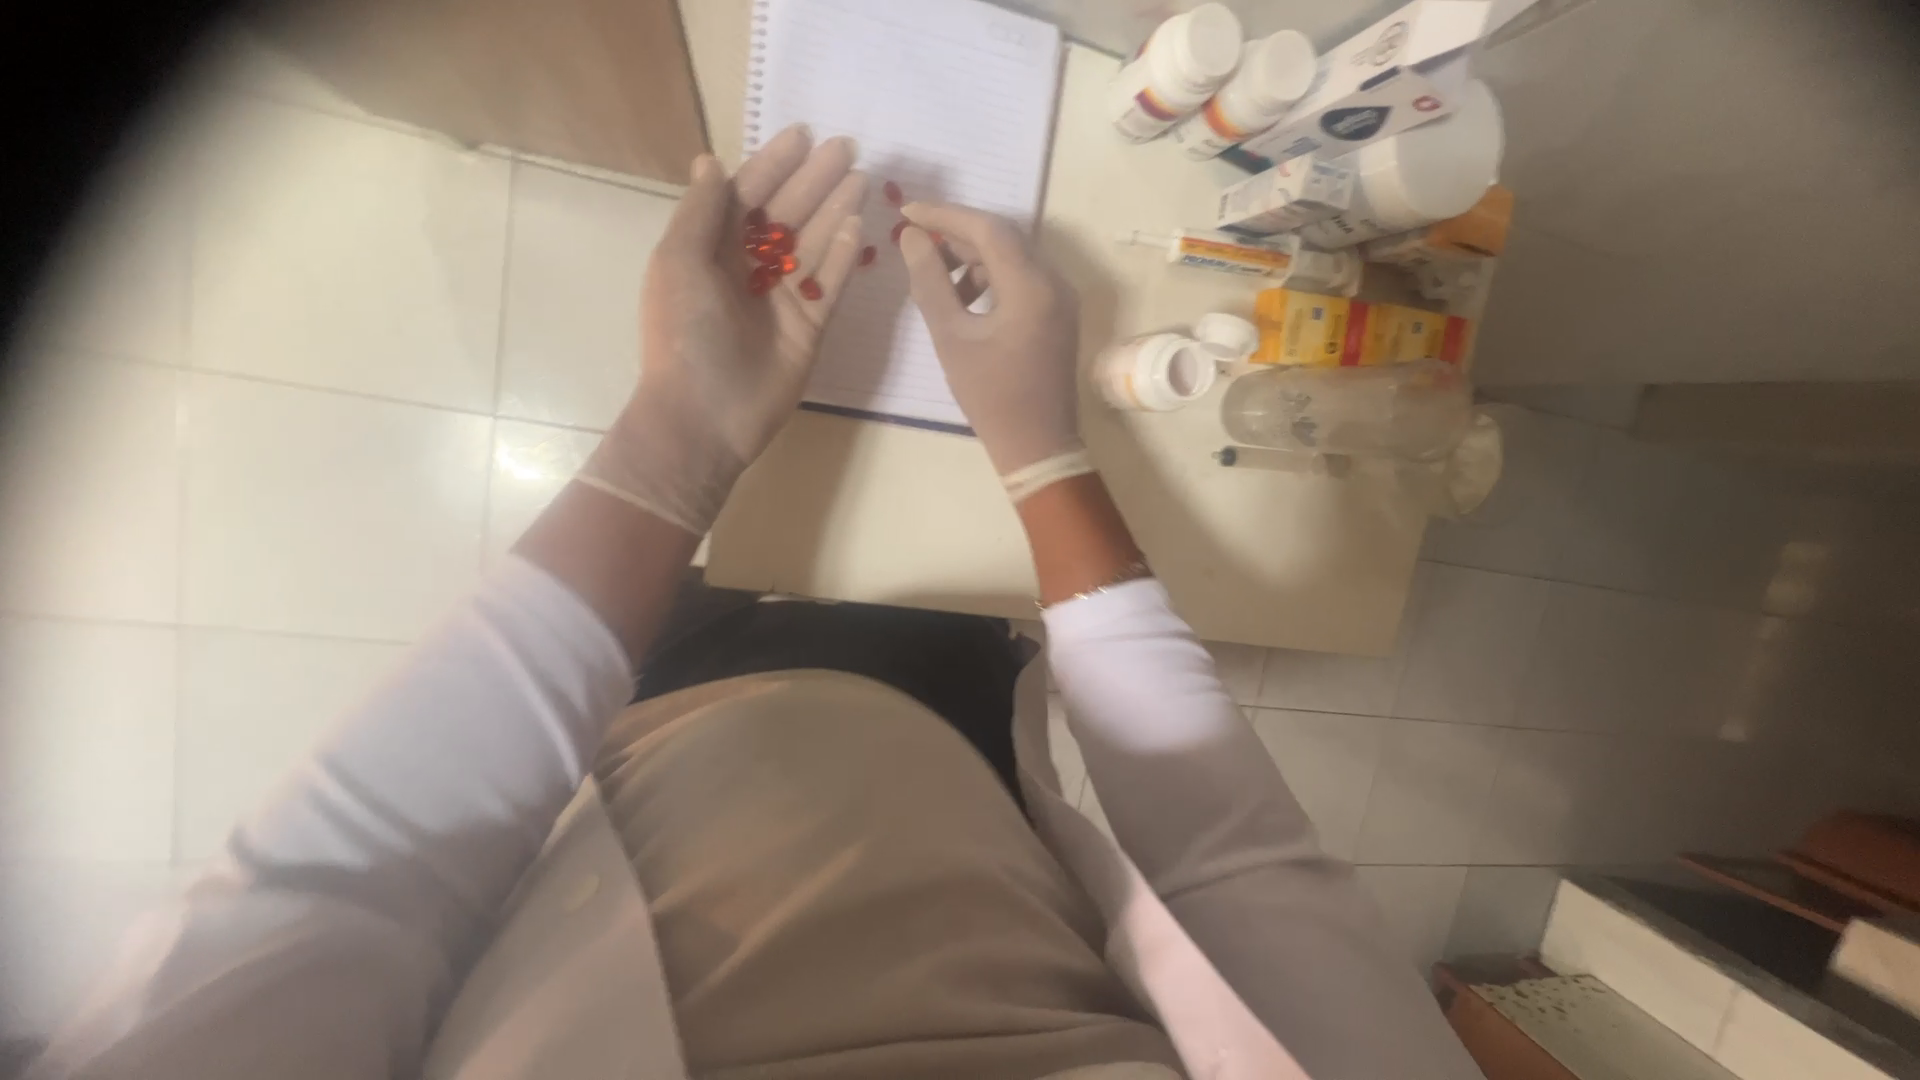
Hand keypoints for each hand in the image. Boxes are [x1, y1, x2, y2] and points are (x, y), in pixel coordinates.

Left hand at [579, 125, 867, 533]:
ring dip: (835, 210)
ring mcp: (780, 299)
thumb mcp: (678, 262)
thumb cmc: (683, 336)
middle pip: (786, 215)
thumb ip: (700, 213)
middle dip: (814, 181)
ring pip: (812, 244)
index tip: (803, 135)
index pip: (747, 196)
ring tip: (861, 178)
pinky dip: (842, 257)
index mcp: (710, 250)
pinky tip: (858, 227)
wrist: (705, 416)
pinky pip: (828, 284)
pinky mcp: (809, 328)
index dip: (773, 164)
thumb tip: (711, 162)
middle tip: (847, 148)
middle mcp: (747, 269)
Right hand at [897, 203, 1091, 500]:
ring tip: (938, 285)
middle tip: (917, 246)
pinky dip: (993, 280)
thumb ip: (930, 282)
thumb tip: (911, 238)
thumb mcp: (952, 338)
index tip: (906, 212)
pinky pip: (1024, 279)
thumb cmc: (991, 397)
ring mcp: (1062, 298)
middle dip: (958, 237)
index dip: (944, 215)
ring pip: (1014, 258)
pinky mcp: (1060, 314)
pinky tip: (966, 303)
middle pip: (1003, 238)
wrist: (1037, 444)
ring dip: (974, 261)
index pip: (987, 228)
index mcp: (1031, 287)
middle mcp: (1055, 282)